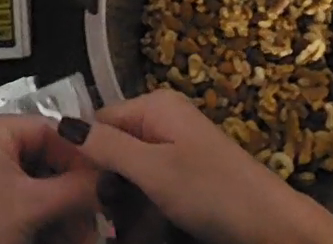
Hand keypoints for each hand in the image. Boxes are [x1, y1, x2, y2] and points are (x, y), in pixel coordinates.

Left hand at [0, 112, 100, 243]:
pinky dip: (29, 211)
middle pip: (36, 154)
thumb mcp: (32, 206)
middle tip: (95, 215)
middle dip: (67, 188)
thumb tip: (113, 178)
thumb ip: (77, 187)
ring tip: (79, 234)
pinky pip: (4, 192)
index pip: (46, 127)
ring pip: (23, 177)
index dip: (79, 155)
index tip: (105, 181)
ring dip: (54, 205)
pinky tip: (52, 234)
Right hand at [57, 91, 332, 243]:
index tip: (75, 190)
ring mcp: (177, 146)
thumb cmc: (211, 190)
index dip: (84, 152)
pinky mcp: (186, 173)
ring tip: (120, 226)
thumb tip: (59, 122)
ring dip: (122, 199)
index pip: (100, 119)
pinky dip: (143, 205)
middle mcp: (163, 118)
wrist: (273, 226)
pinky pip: (150, 183)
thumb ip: (107, 146)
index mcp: (155, 104)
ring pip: (130, 169)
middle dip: (105, 180)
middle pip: (114, 144)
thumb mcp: (153, 170)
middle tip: (103, 215)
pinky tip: (141, 228)